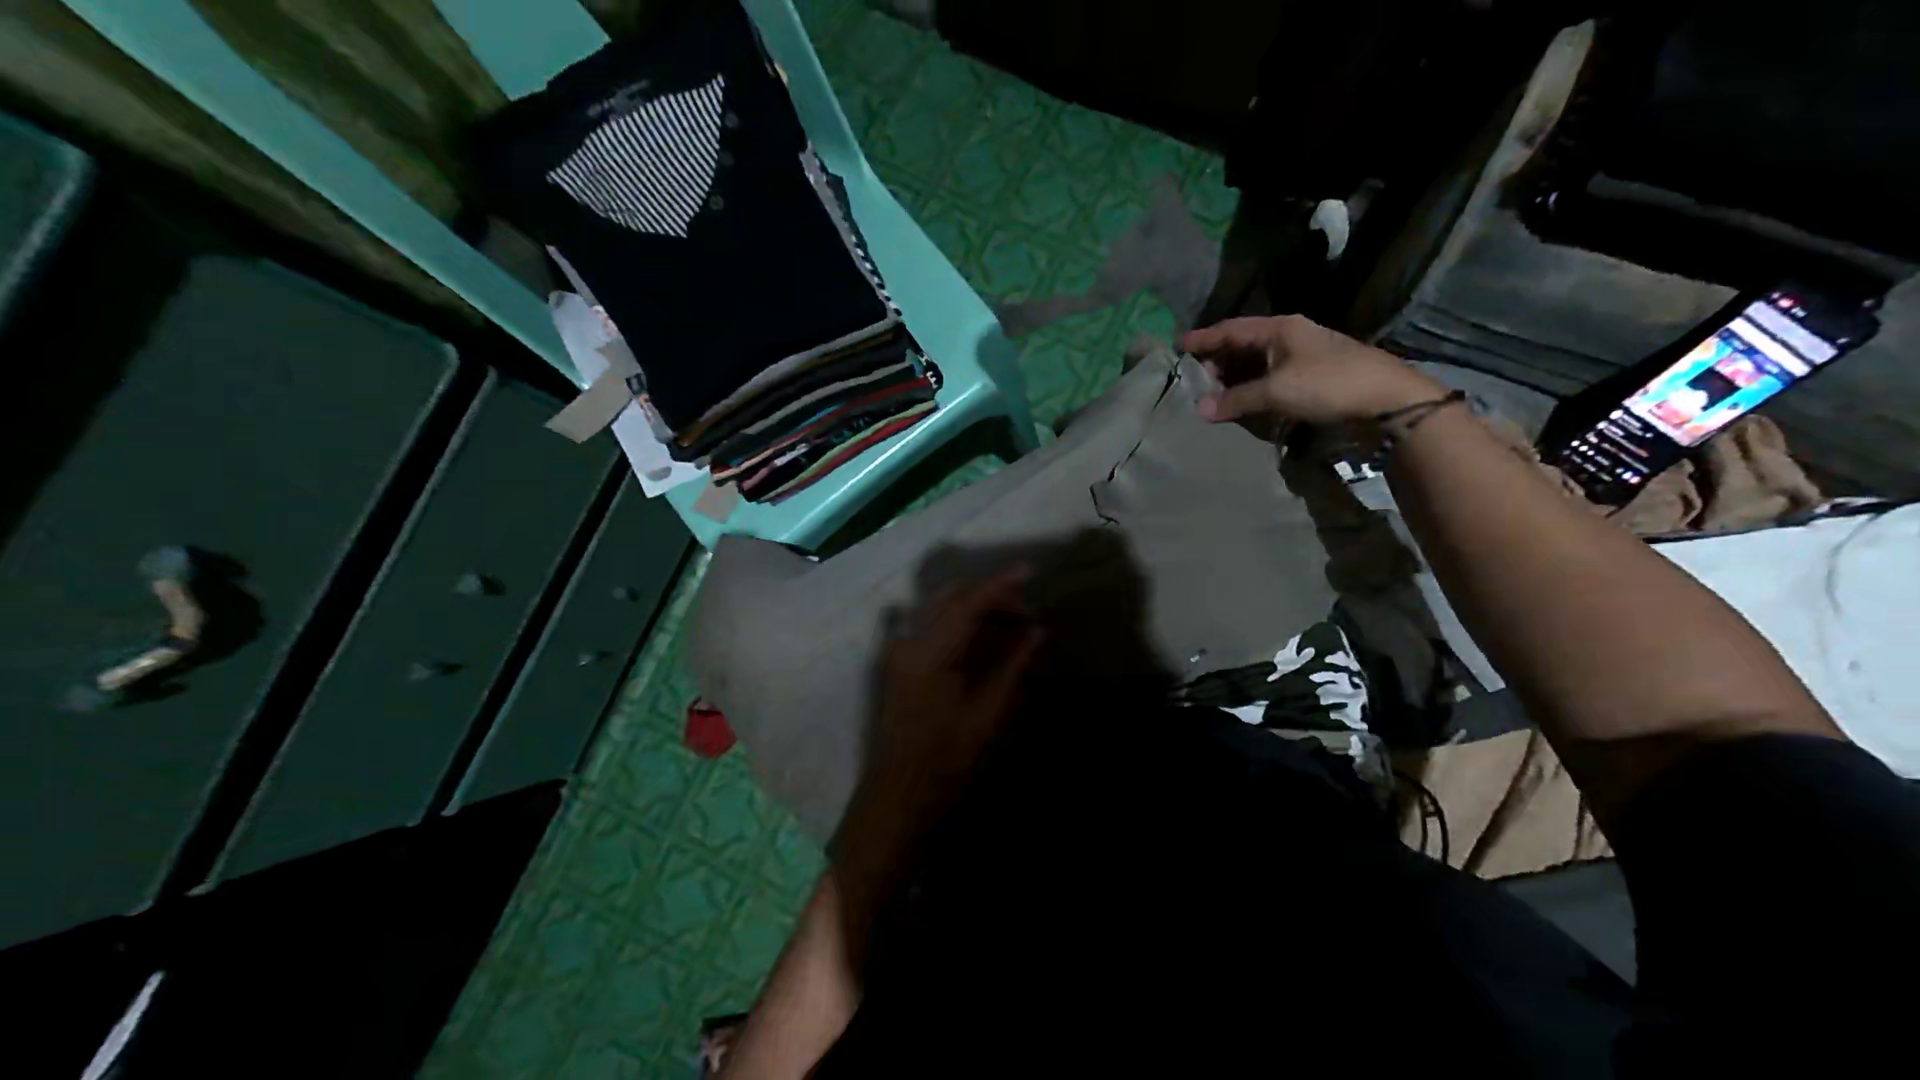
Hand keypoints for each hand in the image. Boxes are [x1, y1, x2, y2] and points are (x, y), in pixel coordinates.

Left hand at [868, 568, 1043, 817]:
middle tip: (1026, 616)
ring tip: (1008, 625)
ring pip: (938, 607)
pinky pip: (927, 623)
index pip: (968, 604)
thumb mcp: (986, 716)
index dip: (1000, 584)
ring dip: (973, 607)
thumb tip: (1036, 632)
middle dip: (990, 597)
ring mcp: (898, 649)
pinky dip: (954, 618)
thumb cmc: (945, 761)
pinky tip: (977, 634)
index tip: (1029, 570)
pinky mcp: (897, 660)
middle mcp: (908, 642)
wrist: (897, 792)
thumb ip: (1011, 667)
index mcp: (929, 655)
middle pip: (952, 598)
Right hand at [1181, 315, 1446, 424]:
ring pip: (1258, 361)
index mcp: (1280, 328)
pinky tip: (1243, 400)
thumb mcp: (1277, 391)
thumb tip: (1200, 409)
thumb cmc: (1328, 384)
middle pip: (1244, 343)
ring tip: (1214, 393)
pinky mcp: (1313, 375)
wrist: (1387, 398)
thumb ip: (1236, 399)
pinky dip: (1252, 386)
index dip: (1204, 338)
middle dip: (1217, 360)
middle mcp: (1290, 336)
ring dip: (1235, 375)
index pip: (1232, 329)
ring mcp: (1303, 355)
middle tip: (1195, 378)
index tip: (1178, 347)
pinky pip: (1271, 375)